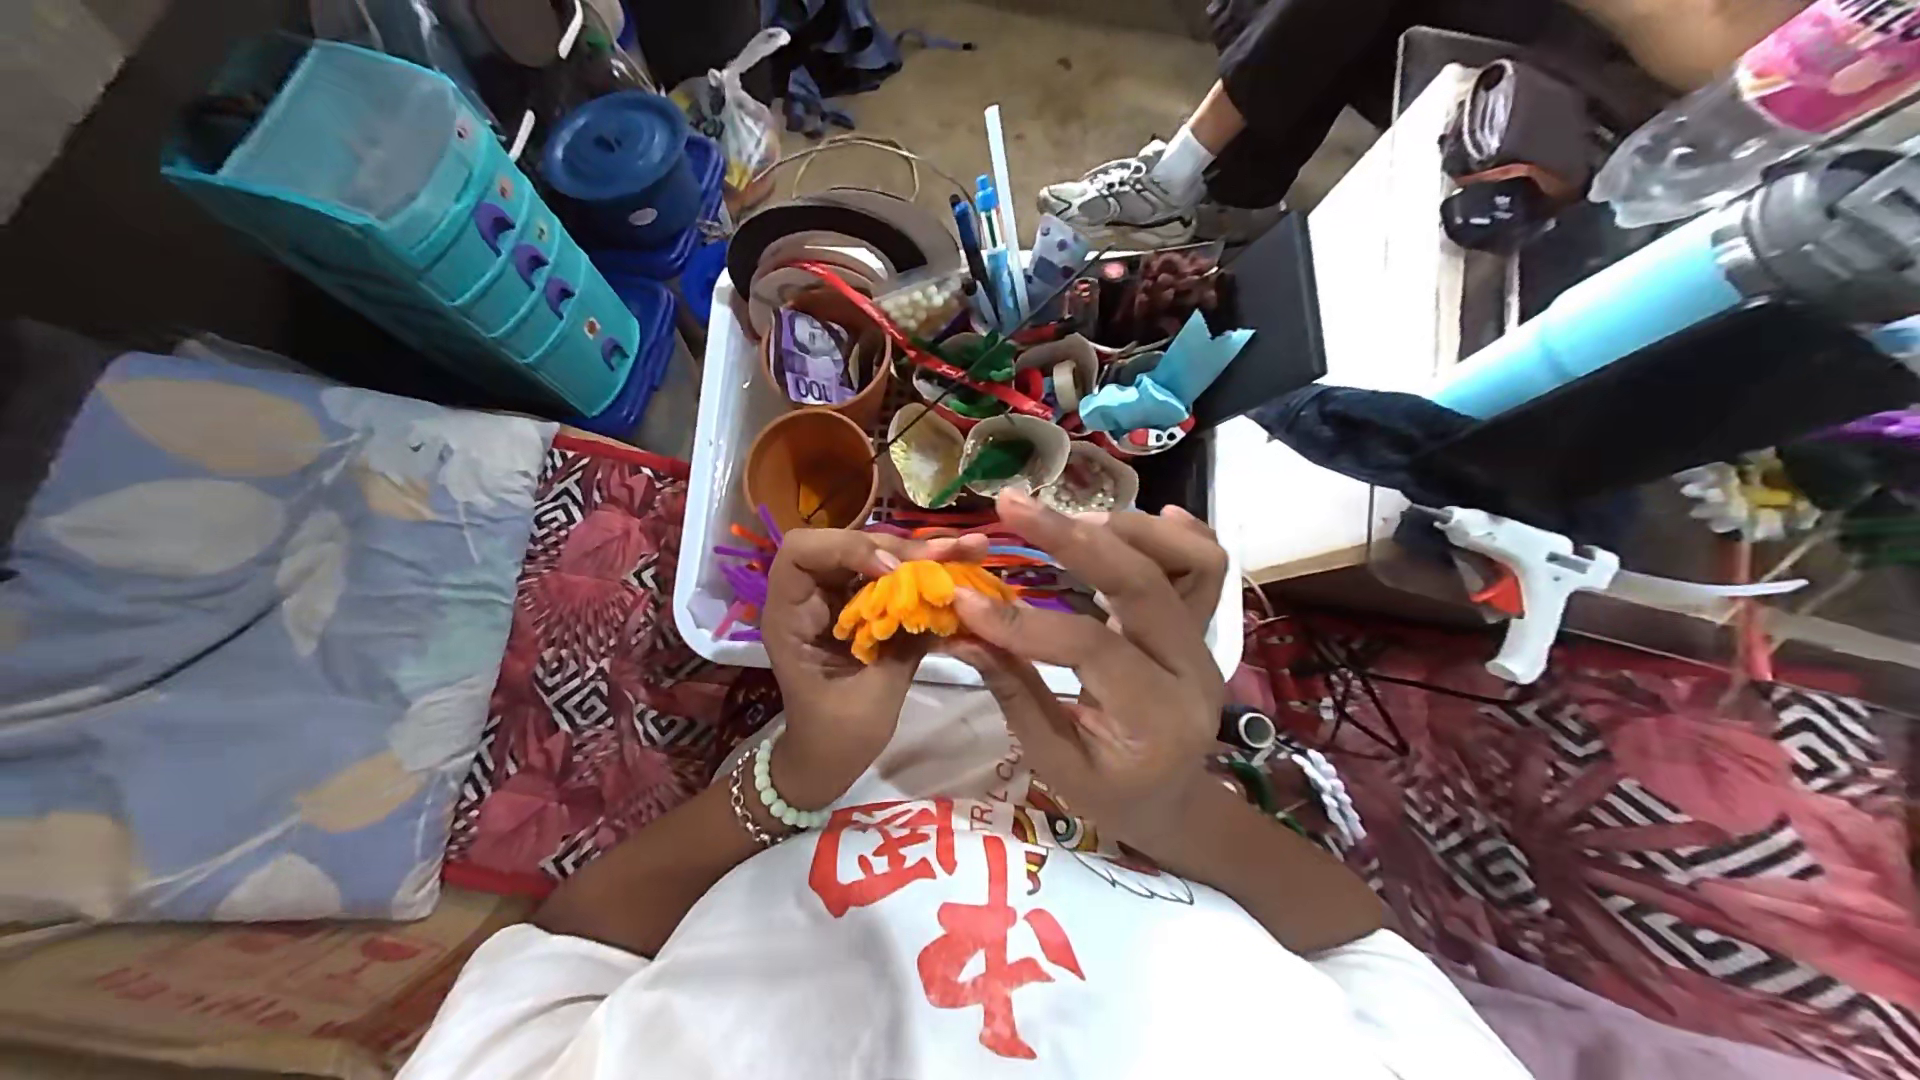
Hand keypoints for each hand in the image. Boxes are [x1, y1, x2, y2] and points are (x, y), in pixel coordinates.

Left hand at [762, 529, 988, 809]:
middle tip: (951, 552)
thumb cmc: (837, 738)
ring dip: (918, 552)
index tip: (892, 569)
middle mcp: (808, 597)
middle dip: (899, 545)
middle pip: (846, 544)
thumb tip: (946, 601)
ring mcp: (834, 599)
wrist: (826, 761)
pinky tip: (958, 564)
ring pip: (872, 554)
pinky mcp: (858, 606)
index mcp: (790, 617)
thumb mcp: (874, 696)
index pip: (802, 552)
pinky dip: (922, 571)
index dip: (846, 548)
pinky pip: (888, 577)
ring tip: (967, 548)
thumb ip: (904, 644)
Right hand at [944, 491, 1228, 851]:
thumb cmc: (1110, 794)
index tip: (965, 596)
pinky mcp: (1204, 628)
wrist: (1173, 803)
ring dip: (1128, 529)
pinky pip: (1205, 567)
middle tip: (1012, 506)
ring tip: (1068, 520)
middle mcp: (1192, 672)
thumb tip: (961, 628)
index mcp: (1154, 719)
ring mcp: (1206, 645)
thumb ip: (1014, 691)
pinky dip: (1175, 535)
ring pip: (1192, 563)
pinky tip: (1144, 515)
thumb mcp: (1054, 762)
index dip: (1023, 621)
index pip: (1090, 648)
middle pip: (1143, 585)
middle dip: (1072, 539)